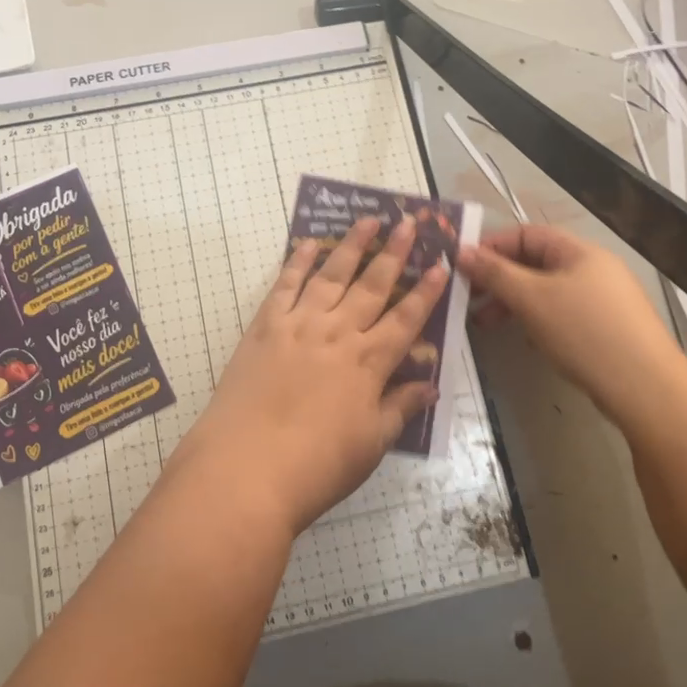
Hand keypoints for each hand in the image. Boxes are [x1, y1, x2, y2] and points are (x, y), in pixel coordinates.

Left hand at [166, 218, 449, 536]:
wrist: (247, 466)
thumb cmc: (317, 465)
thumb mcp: (371, 445)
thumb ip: (399, 408)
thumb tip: (429, 385)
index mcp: (369, 362)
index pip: (406, 319)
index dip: (426, 292)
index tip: (439, 265)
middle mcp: (338, 333)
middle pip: (372, 286)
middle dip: (394, 253)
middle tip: (408, 223)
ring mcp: (299, 324)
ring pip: (332, 275)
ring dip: (352, 246)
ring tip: (368, 220)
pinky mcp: (265, 326)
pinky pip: (285, 285)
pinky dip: (298, 262)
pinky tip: (308, 245)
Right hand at [459, 225, 686, 423]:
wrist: (645, 388)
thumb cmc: (584, 333)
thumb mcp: (531, 299)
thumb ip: (494, 273)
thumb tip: (461, 251)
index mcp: (579, 251)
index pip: (526, 234)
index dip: (491, 246)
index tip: (463, 268)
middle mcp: (594, 268)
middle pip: (535, 262)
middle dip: (499, 279)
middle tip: (469, 299)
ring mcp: (603, 300)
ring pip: (547, 290)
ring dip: (513, 302)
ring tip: (486, 324)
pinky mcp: (607, 329)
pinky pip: (562, 313)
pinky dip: (537, 320)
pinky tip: (526, 341)